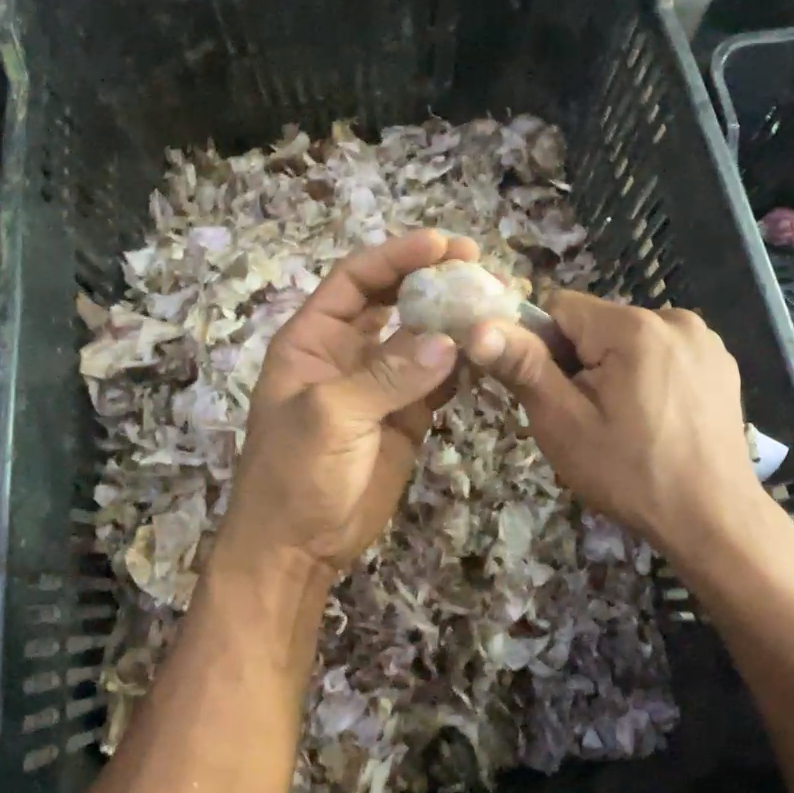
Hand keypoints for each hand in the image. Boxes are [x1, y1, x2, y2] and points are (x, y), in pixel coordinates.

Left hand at [219, 230, 477, 582]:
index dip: (397, 256)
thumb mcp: (331, 417)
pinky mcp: (405, 416)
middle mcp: (347, 352)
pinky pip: (438, 379)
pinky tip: (491, 350)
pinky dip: (463, 364)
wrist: (297, 548)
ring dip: (454, 319)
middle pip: (393, 300)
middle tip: (480, 264)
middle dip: (432, 279)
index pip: (357, 280)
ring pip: (421, 337)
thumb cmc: (295, 475)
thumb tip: (448, 339)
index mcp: (313, 338)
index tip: (444, 244)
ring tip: (498, 301)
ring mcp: (379, 384)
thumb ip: (388, 375)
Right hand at [465, 293, 771, 557]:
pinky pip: (663, 353)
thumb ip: (523, 367)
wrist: (714, 521)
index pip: (560, 308)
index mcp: (633, 326)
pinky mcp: (722, 363)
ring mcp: (704, 340)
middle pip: (596, 325)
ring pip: (629, 339)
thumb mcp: (564, 424)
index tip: (559, 396)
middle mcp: (674, 318)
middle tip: (591, 419)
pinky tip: (659, 420)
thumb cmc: (631, 474)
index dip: (546, 350)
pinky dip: (650, 377)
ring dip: (615, 370)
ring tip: (627, 424)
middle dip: (582, 363)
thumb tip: (477, 328)